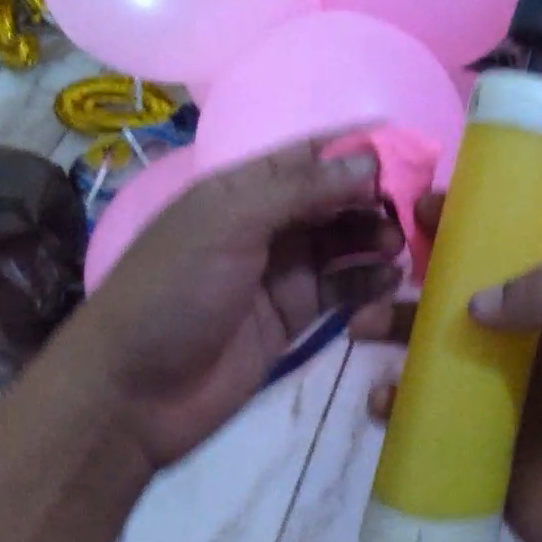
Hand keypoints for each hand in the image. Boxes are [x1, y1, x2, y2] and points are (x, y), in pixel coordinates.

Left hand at [66, 138, 402, 467]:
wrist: (129, 397)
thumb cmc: (173, 291)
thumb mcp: (229, 223)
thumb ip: (300, 188)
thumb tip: (368, 160)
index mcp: (244, 189)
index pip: (311, 153)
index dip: (357, 144)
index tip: (409, 144)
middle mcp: (268, 222)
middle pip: (336, 195)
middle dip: (376, 195)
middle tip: (412, 206)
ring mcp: (284, 269)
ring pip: (346, 239)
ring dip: (376, 236)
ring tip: (398, 246)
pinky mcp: (297, 313)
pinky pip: (344, 285)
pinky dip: (370, 279)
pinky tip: (390, 279)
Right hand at [356, 212, 541, 541]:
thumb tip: (473, 300)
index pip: (502, 254)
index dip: (467, 227)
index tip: (426, 206)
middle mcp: (513, 338)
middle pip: (454, 295)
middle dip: (414, 275)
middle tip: (377, 264)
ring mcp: (485, 387)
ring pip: (426, 346)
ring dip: (391, 329)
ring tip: (361, 328)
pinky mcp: (462, 436)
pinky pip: (417, 410)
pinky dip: (392, 400)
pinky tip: (382, 402)